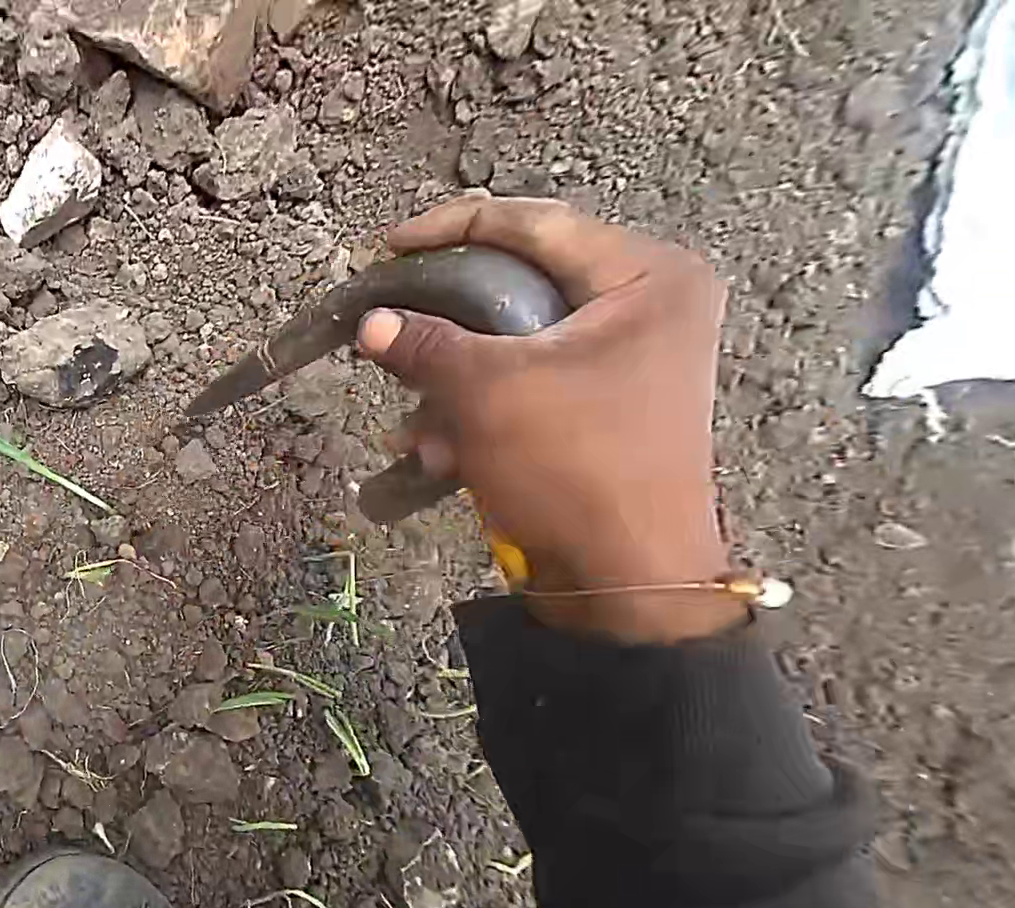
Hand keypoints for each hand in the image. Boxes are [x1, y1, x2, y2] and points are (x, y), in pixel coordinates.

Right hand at [357, 195, 739, 641]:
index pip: (534, 223)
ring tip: (414, 428)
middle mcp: (640, 308)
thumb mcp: (488, 393)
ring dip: (450, 388)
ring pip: (507, 347)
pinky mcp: (592, 408)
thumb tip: (370, 321)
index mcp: (644, 277)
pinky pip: (517, 389)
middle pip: (515, 290)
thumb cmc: (571, 465)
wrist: (621, 576)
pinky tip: (438, 454)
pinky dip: (473, 416)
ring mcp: (618, 362)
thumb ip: (425, 345)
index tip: (387, 247)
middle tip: (392, 335)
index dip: (451, 228)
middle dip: (445, 329)